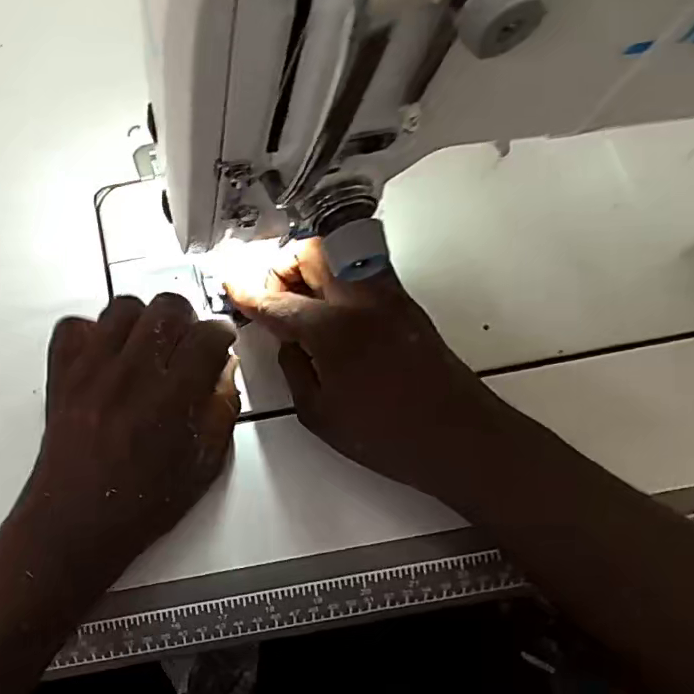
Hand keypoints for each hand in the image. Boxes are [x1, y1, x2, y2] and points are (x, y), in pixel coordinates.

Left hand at [14, 293, 240, 573]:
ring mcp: (91, 369)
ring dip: (141, 321)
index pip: (208, 335)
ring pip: (123, 307)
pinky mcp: (61, 372)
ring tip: (144, 345)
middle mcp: (131, 375)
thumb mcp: (201, 467)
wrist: (75, 519)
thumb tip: (223, 371)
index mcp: (172, 399)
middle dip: (185, 319)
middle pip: (167, 307)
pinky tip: (104, 355)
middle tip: (184, 340)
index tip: (218, 339)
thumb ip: (220, 412)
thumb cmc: (136, 504)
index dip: (220, 333)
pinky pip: (75, 326)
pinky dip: (91, 333)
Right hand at [223, 239, 512, 500]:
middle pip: (312, 253)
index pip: (277, 301)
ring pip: (340, 253)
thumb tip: (289, 343)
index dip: (247, 294)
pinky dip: (336, 279)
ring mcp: (389, 298)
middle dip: (282, 268)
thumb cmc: (389, 436)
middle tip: (272, 299)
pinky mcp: (406, 306)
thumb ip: (293, 367)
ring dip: (311, 268)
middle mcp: (362, 302)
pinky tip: (328, 314)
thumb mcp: (318, 412)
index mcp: (334, 330)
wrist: (462, 440)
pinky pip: (360, 273)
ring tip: (299, 303)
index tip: (230, 285)